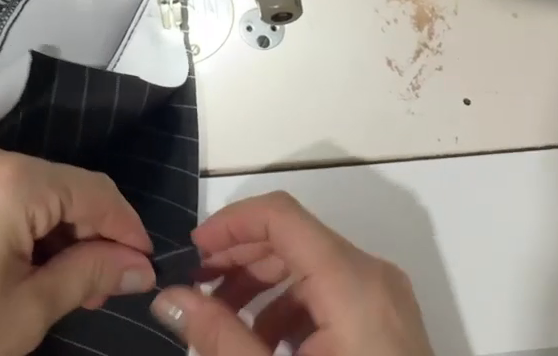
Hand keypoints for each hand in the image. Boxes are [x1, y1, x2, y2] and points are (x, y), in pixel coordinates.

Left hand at [0, 138, 155, 355]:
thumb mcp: (23, 314)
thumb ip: (87, 276)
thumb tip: (138, 266)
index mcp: (12, 179)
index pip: (95, 191)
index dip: (128, 230)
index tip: (148, 269)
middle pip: (64, 185)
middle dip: (92, 232)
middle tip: (108, 286)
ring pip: (33, 188)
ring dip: (58, 229)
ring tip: (72, 282)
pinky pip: (0, 192)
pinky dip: (24, 224)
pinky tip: (29, 265)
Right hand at [150, 191, 432, 355]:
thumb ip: (221, 337)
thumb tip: (169, 297)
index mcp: (350, 279)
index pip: (280, 215)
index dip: (231, 224)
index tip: (191, 253)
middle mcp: (372, 274)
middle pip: (293, 239)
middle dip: (239, 260)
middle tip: (196, 291)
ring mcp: (385, 298)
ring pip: (309, 267)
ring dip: (261, 287)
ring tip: (223, 324)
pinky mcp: (387, 322)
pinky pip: (330, 294)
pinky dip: (291, 309)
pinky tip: (264, 346)